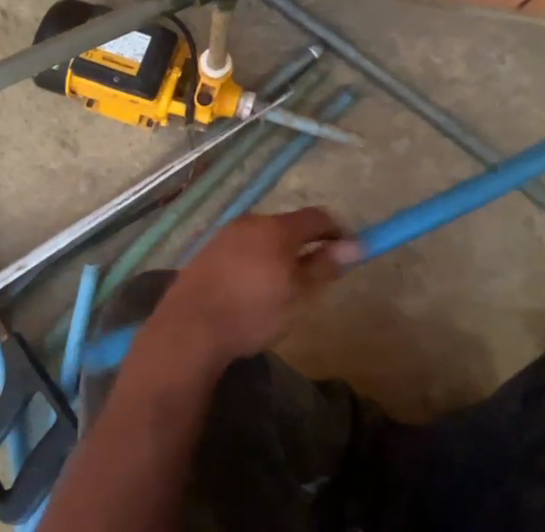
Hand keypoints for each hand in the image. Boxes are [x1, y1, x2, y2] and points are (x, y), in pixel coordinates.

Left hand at [152, 208, 359, 367]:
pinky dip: (255, 260)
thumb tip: (355, 245)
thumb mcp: (298, 295)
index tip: (346, 252)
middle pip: (288, 225)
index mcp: (277, 228)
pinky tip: (251, 287)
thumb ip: (325, 266)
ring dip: (278, 252)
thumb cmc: (252, 312)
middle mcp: (251, 222)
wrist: (189, 327)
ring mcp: (225, 234)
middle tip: (313, 275)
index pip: (318, 217)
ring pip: (263, 236)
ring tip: (281, 285)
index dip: (337, 231)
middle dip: (305, 243)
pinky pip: (242, 247)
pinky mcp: (207, 251)